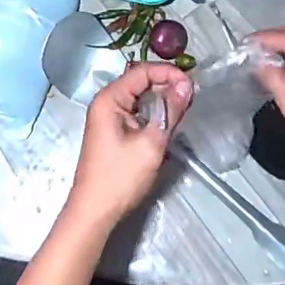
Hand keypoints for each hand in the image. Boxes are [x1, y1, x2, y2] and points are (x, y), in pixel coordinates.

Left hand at [64, 62, 192, 231]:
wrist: (94, 212)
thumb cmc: (120, 177)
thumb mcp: (151, 144)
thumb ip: (170, 111)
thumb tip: (187, 85)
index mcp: (110, 98)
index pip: (142, 72)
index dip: (168, 73)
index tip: (190, 84)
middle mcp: (106, 101)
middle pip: (140, 81)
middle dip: (166, 84)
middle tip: (190, 96)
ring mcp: (108, 116)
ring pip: (139, 97)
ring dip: (161, 98)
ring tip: (183, 106)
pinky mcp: (112, 130)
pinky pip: (136, 111)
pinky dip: (153, 112)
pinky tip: (167, 119)